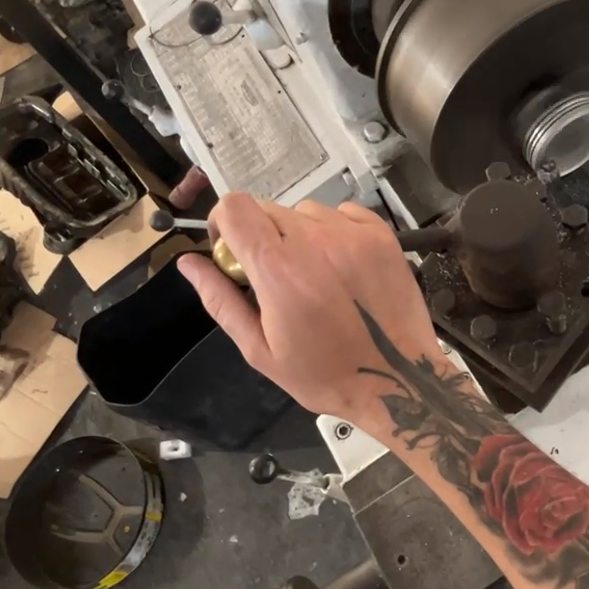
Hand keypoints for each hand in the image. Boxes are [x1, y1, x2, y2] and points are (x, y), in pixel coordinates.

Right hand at [177, 195, 444, 422]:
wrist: (399, 381)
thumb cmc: (325, 375)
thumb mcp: (260, 349)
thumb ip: (221, 300)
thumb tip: (189, 263)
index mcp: (280, 270)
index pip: (235, 208)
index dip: (223, 223)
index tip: (230, 250)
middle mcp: (317, 242)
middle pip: (268, 209)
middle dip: (261, 236)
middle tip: (274, 276)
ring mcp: (354, 236)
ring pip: (306, 211)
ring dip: (299, 234)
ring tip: (312, 274)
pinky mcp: (383, 236)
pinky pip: (344, 213)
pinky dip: (334, 231)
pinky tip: (340, 266)